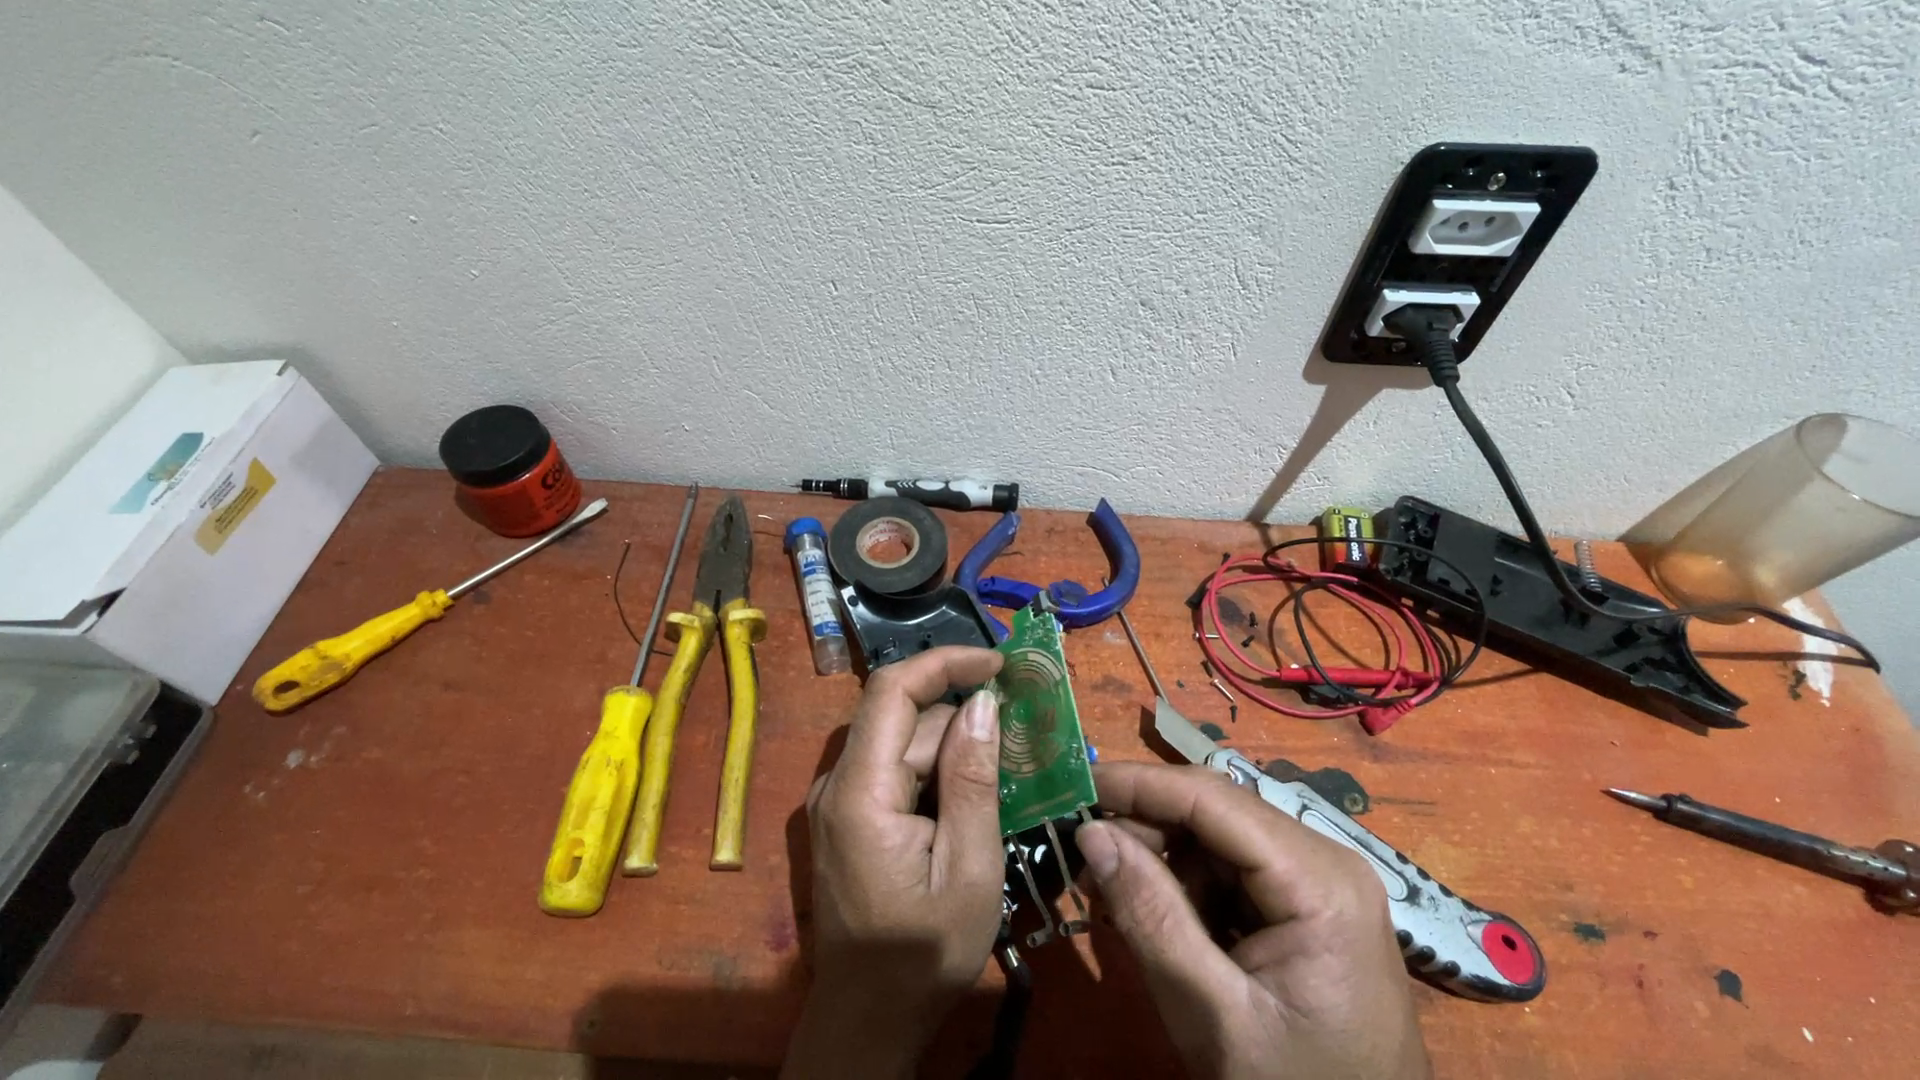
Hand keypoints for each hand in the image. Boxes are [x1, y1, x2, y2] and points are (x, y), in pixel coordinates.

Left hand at [782, 647, 1005, 1079]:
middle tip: (1024, 727)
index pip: (892, 691)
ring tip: (1009, 761)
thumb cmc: (923, 953)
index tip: (1000, 663)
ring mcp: (839, 800)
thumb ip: (973, 782)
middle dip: (963, 712)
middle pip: (902, 717)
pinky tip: (975, 788)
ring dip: (954, 741)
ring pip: (902, 741)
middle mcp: (838, 783)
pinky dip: (937, 767)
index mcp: (860, 792)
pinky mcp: (849, 816)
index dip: (945, 663)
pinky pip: (895, 769)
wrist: (868, 1017)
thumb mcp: (969, 871)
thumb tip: (983, 706)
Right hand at [1078, 762, 1429, 1079]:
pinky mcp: (1306, 905)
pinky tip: (1159, 922)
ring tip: (1117, 905)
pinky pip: (1231, 872)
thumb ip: (1151, 916)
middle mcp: (1325, 861)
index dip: (1138, 784)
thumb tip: (1090, 832)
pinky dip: (1185, 888)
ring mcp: (1319, 882)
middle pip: (1215, 812)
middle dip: (1145, 828)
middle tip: (1085, 863)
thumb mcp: (1210, 1012)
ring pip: (1216, 839)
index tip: (1073, 786)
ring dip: (1161, 862)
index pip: (1213, 799)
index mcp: (1319, 880)